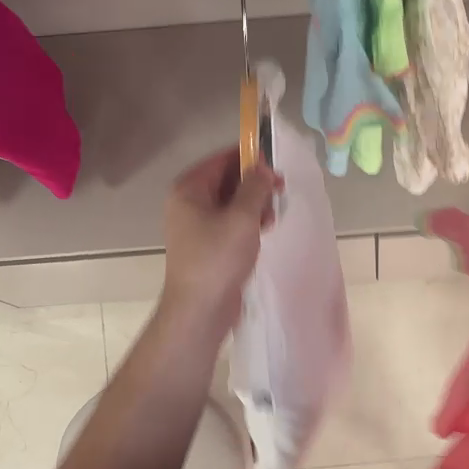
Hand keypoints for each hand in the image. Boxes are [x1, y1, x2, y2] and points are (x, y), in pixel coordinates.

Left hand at [160, 147, 279, 329]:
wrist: (200, 309)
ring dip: (254, 207)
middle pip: (227, 181)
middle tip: (280, 194)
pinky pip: (231, 225)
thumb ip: (255, 188)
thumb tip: (263, 168)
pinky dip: (248, 225)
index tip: (277, 166)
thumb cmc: (218, 259)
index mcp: (189, 189)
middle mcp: (189, 204)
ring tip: (272, 218)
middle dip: (255, 185)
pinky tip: (263, 232)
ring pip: (232, 204)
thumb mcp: (242, 218)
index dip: (250, 158)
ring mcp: (197, 227)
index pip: (223, 159)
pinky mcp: (208, 247)